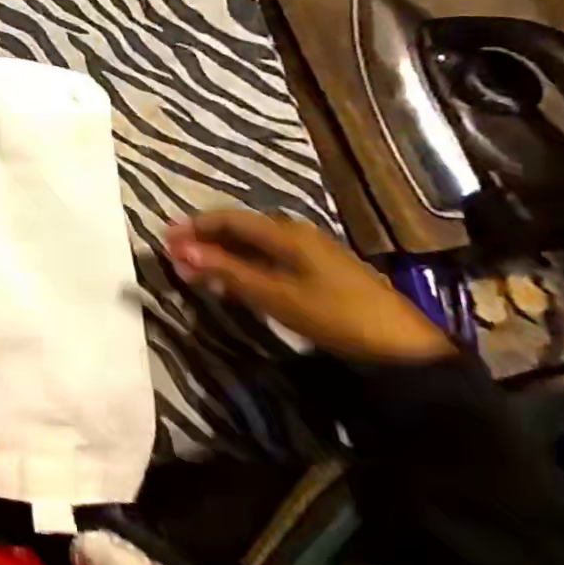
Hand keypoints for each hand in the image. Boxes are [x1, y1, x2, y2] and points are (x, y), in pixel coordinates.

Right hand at [166, 210, 453, 363]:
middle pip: (239, 228)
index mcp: (285, 232)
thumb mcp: (275, 295)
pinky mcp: (315, 269)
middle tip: (173, 255)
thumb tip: (182, 251)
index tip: (165, 239)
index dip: (195, 226)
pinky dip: (241, 264)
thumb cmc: (334, 315)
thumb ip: (228, 271)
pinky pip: (266, 257)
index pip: (228, 218)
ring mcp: (307, 250)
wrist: (399, 346)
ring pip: (252, 243)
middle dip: (204, 239)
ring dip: (220, 253)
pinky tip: (229, 279)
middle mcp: (293, 232)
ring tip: (193, 268)